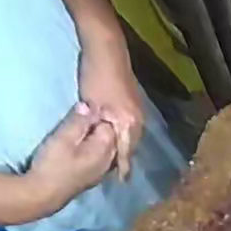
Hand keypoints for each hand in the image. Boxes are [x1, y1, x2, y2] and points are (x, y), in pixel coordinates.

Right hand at [26, 104, 116, 212]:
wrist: (47, 192)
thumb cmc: (54, 162)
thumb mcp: (63, 138)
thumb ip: (78, 122)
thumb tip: (89, 105)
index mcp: (106, 149)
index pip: (110, 126)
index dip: (100, 115)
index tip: (86, 109)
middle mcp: (111, 161)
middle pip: (113, 138)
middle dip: (102, 126)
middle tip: (84, 116)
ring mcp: (105, 170)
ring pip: (110, 148)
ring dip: (100, 137)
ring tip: (83, 128)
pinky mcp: (97, 175)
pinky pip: (104, 157)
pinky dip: (99, 148)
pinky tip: (87, 145)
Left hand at [78, 35, 144, 181]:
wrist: (107, 49)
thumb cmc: (94, 76)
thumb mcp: (92, 104)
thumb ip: (98, 126)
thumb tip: (100, 142)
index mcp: (128, 124)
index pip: (125, 152)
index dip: (122, 167)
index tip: (120, 181)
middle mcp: (138, 123)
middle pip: (131, 147)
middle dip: (124, 159)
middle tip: (116, 171)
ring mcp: (139, 114)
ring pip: (133, 137)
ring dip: (126, 147)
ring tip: (118, 157)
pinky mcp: (136, 106)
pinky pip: (133, 128)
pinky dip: (127, 135)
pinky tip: (120, 136)